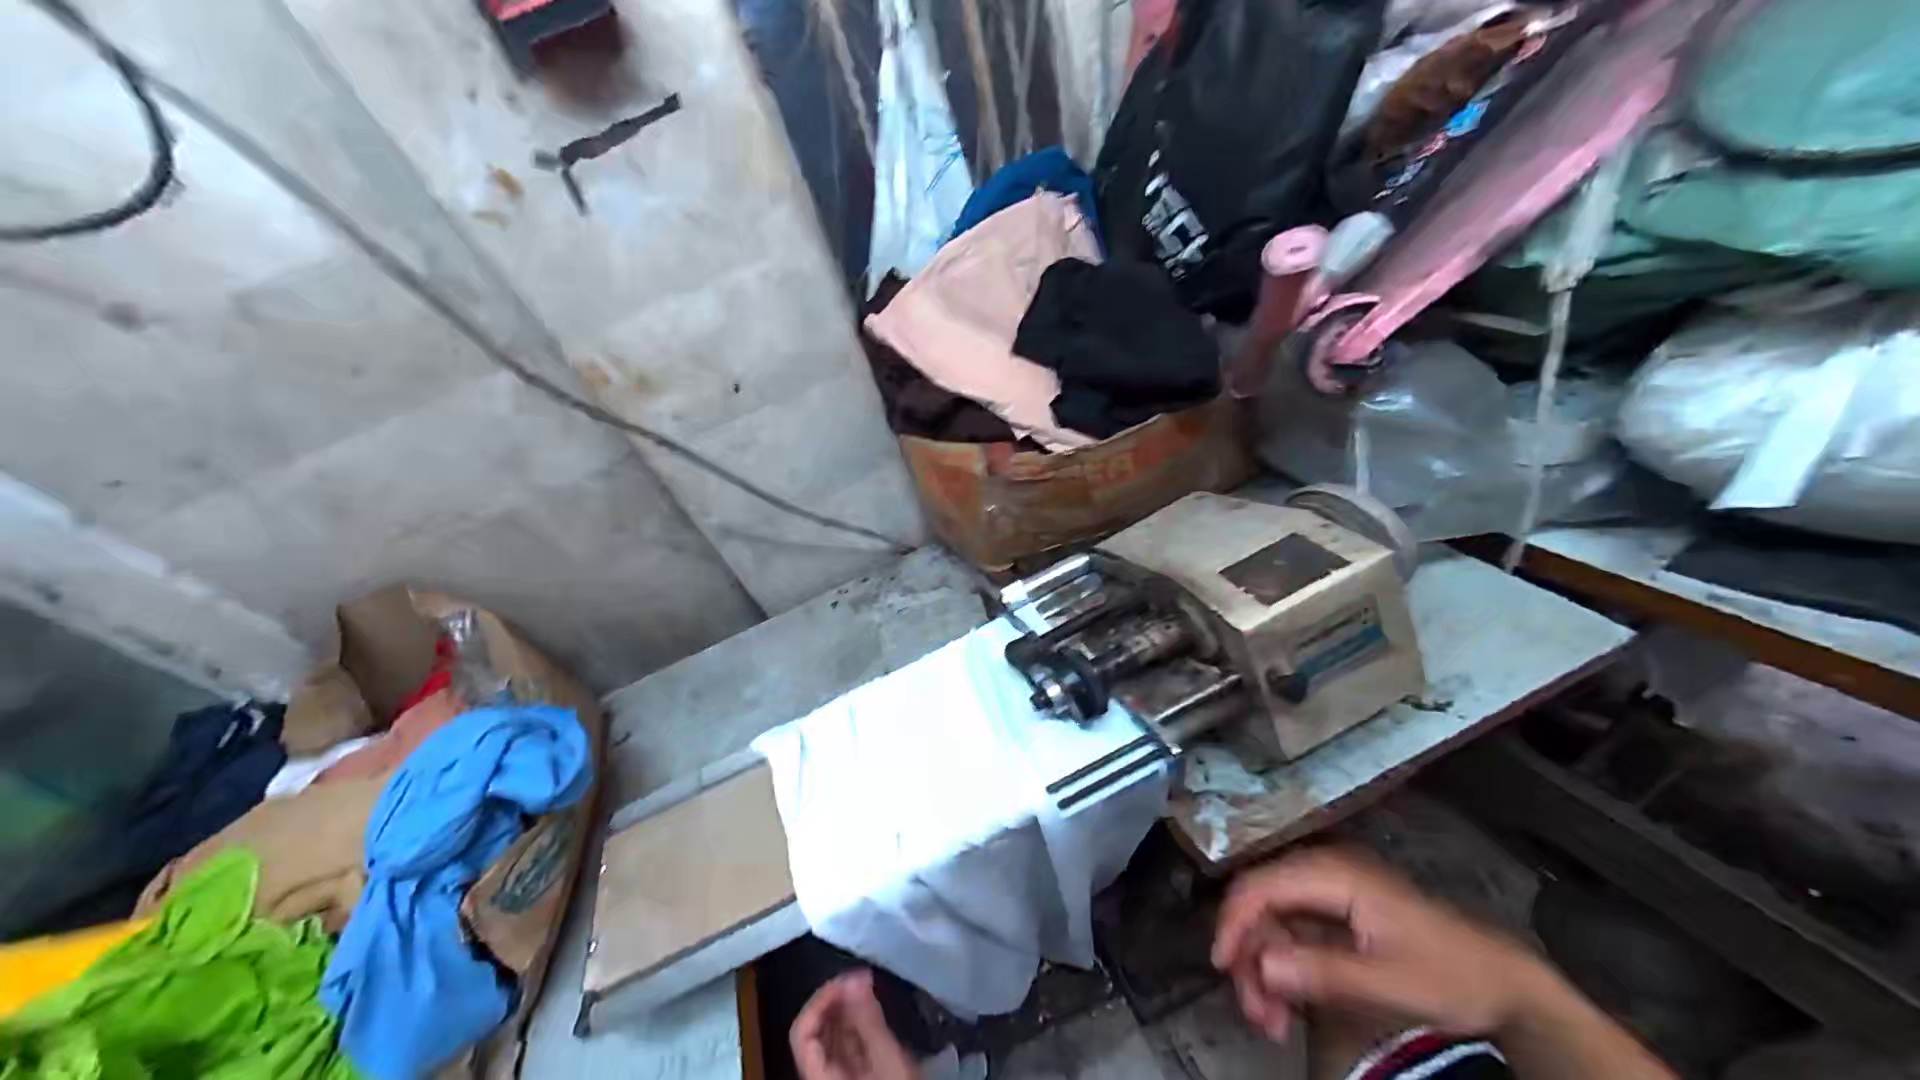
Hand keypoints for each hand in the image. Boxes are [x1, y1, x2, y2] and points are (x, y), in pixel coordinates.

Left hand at [789, 971, 921, 1079]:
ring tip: (870, 994)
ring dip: (848, 1014)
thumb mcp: (888, 1064)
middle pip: (816, 1035)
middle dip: (838, 1003)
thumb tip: (856, 978)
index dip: (822, 1000)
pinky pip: (845, 1054)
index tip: (851, 979)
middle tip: (864, 981)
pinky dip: (856, 1032)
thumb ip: (869, 1021)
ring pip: (831, 1043)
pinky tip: (873, 1019)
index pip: (803, 1032)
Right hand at [1211, 848, 1547, 1041]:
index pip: (1261, 886)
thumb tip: (1262, 968)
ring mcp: (1327, 891)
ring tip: (1273, 1022)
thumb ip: (1325, 972)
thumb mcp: (1392, 982)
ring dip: (1264, 969)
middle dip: (1250, 957)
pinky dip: (1283, 968)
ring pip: (1270, 921)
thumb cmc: (1453, 975)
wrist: (1507, 982)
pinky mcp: (1332, 913)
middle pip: (1260, 904)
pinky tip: (1287, 1005)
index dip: (1234, 923)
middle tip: (1257, 1013)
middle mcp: (1321, 872)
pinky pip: (1290, 933)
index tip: (1222, 966)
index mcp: (1333, 874)